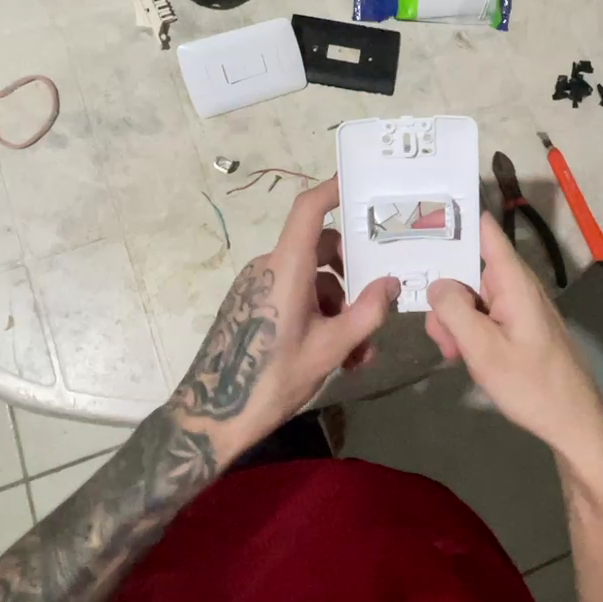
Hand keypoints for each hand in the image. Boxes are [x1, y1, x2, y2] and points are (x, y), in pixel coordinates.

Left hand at [170, 177, 397, 454]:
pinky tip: (335, 356)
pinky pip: (295, 297)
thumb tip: (392, 284)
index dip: (333, 189)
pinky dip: (319, 317)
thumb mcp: (331, 348)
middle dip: (353, 278)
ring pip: (312, 281)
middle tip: (376, 311)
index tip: (360, 182)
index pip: (309, 209)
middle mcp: (270, 267)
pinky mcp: (253, 305)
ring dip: (340, 308)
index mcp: (286, 267)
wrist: (210, 419)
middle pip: (321, 250)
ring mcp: (259, 286)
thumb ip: (367, 312)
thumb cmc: (271, 377)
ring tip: (358, 353)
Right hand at [424, 213, 602, 472]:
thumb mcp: (483, 350)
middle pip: (469, 266)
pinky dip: (468, 329)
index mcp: (513, 280)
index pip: (484, 229)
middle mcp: (517, 284)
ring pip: (472, 293)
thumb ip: (455, 311)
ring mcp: (518, 304)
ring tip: (453, 351)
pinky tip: (463, 355)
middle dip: (444, 289)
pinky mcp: (518, 323)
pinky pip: (484, 312)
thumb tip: (438, 283)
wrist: (573, 422)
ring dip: (454, 317)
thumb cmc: (531, 384)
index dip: (456, 216)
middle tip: (437, 330)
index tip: (422, 212)